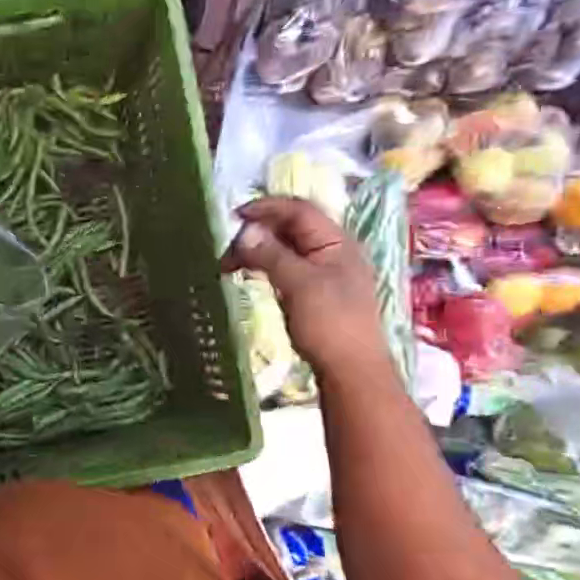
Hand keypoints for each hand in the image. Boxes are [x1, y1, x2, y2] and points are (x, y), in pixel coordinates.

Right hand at [222, 196, 393, 379]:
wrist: (351, 372)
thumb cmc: (330, 324)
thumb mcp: (299, 284)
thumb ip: (272, 254)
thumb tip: (244, 232)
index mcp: (336, 242)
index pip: (298, 210)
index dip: (266, 208)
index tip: (234, 217)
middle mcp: (333, 251)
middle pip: (291, 228)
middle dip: (257, 232)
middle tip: (227, 250)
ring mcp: (325, 273)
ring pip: (286, 249)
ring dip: (258, 251)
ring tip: (231, 265)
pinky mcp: (315, 293)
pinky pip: (286, 268)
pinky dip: (265, 267)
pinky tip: (250, 275)